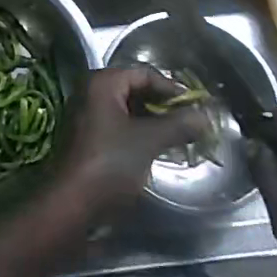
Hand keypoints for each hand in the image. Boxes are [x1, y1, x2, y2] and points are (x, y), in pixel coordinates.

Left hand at [44, 66, 208, 225]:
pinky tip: (159, 147)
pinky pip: (119, 125)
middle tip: (190, 120)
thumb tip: (204, 117)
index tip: (194, 106)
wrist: (73, 203)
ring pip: (128, 109)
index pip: (144, 73)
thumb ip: (178, 125)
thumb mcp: (148, 141)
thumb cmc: (110, 162)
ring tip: (180, 135)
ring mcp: (88, 114)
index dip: (171, 88)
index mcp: (102, 83)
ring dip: (154, 120)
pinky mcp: (88, 137)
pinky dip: (140, 132)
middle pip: (135, 89)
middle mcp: (91, 92)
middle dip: (163, 105)